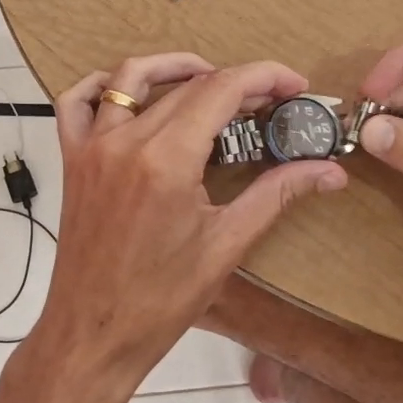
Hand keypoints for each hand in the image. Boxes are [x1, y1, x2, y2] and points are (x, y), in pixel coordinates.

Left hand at [39, 54, 347, 382]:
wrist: (94, 334)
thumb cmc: (161, 300)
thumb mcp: (226, 245)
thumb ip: (277, 194)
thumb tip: (330, 170)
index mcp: (166, 161)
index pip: (221, 90)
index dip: (264, 77)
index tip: (294, 85)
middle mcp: (125, 142)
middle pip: (187, 85)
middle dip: (235, 82)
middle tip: (268, 101)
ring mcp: (92, 148)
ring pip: (130, 78)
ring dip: (174, 68)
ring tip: (210, 80)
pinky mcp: (73, 160)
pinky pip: (77, 103)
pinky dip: (103, 85)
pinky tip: (133, 94)